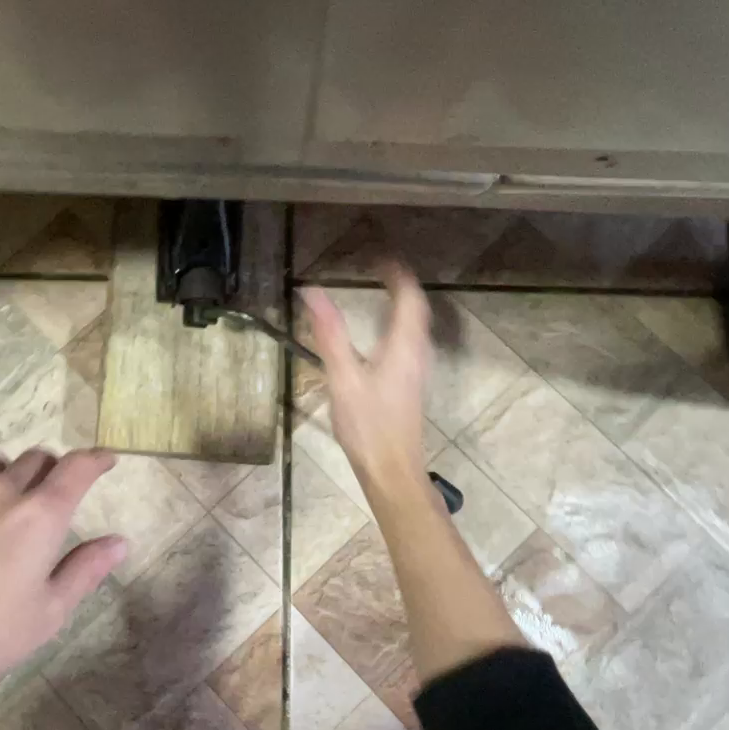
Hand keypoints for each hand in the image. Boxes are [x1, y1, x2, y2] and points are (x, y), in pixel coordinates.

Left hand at [0, 448, 126, 713]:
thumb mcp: (45, 616)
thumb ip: (84, 571)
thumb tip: (119, 541)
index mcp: (37, 516)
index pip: (76, 469)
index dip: (96, 460)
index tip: (106, 460)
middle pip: (33, 459)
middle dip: (52, 470)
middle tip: (54, 495)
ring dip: (6, 477)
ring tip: (3, 506)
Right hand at [301, 264, 434, 495]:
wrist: (392, 470)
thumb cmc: (368, 425)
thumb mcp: (342, 378)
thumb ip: (329, 335)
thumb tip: (312, 292)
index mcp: (403, 347)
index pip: (409, 298)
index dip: (398, 275)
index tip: (379, 259)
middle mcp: (417, 354)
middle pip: (417, 310)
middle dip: (400, 287)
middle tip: (379, 272)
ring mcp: (417, 372)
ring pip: (416, 328)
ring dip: (401, 308)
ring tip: (380, 296)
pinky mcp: (410, 387)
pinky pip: (410, 344)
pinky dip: (397, 328)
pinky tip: (380, 339)